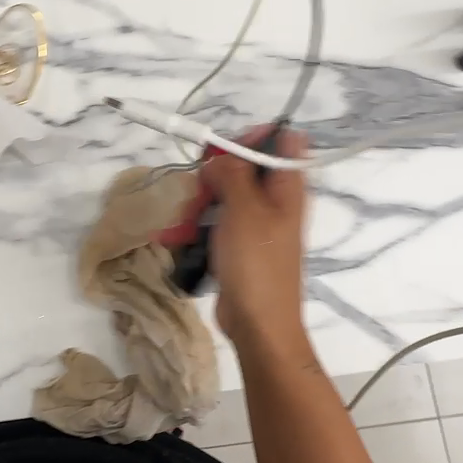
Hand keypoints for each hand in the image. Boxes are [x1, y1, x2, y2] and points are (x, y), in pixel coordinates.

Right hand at [203, 128, 311, 351]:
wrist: (258, 323)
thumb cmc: (256, 264)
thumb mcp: (244, 209)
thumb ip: (233, 174)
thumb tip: (219, 158)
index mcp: (287, 187)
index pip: (281, 140)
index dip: (251, 139)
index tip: (221, 153)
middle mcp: (275, 201)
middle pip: (243, 169)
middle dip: (212, 176)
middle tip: (197, 192)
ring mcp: (255, 225)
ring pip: (222, 196)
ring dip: (196, 205)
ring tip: (181, 224)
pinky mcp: (236, 246)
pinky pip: (213, 224)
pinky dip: (195, 228)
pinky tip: (175, 239)